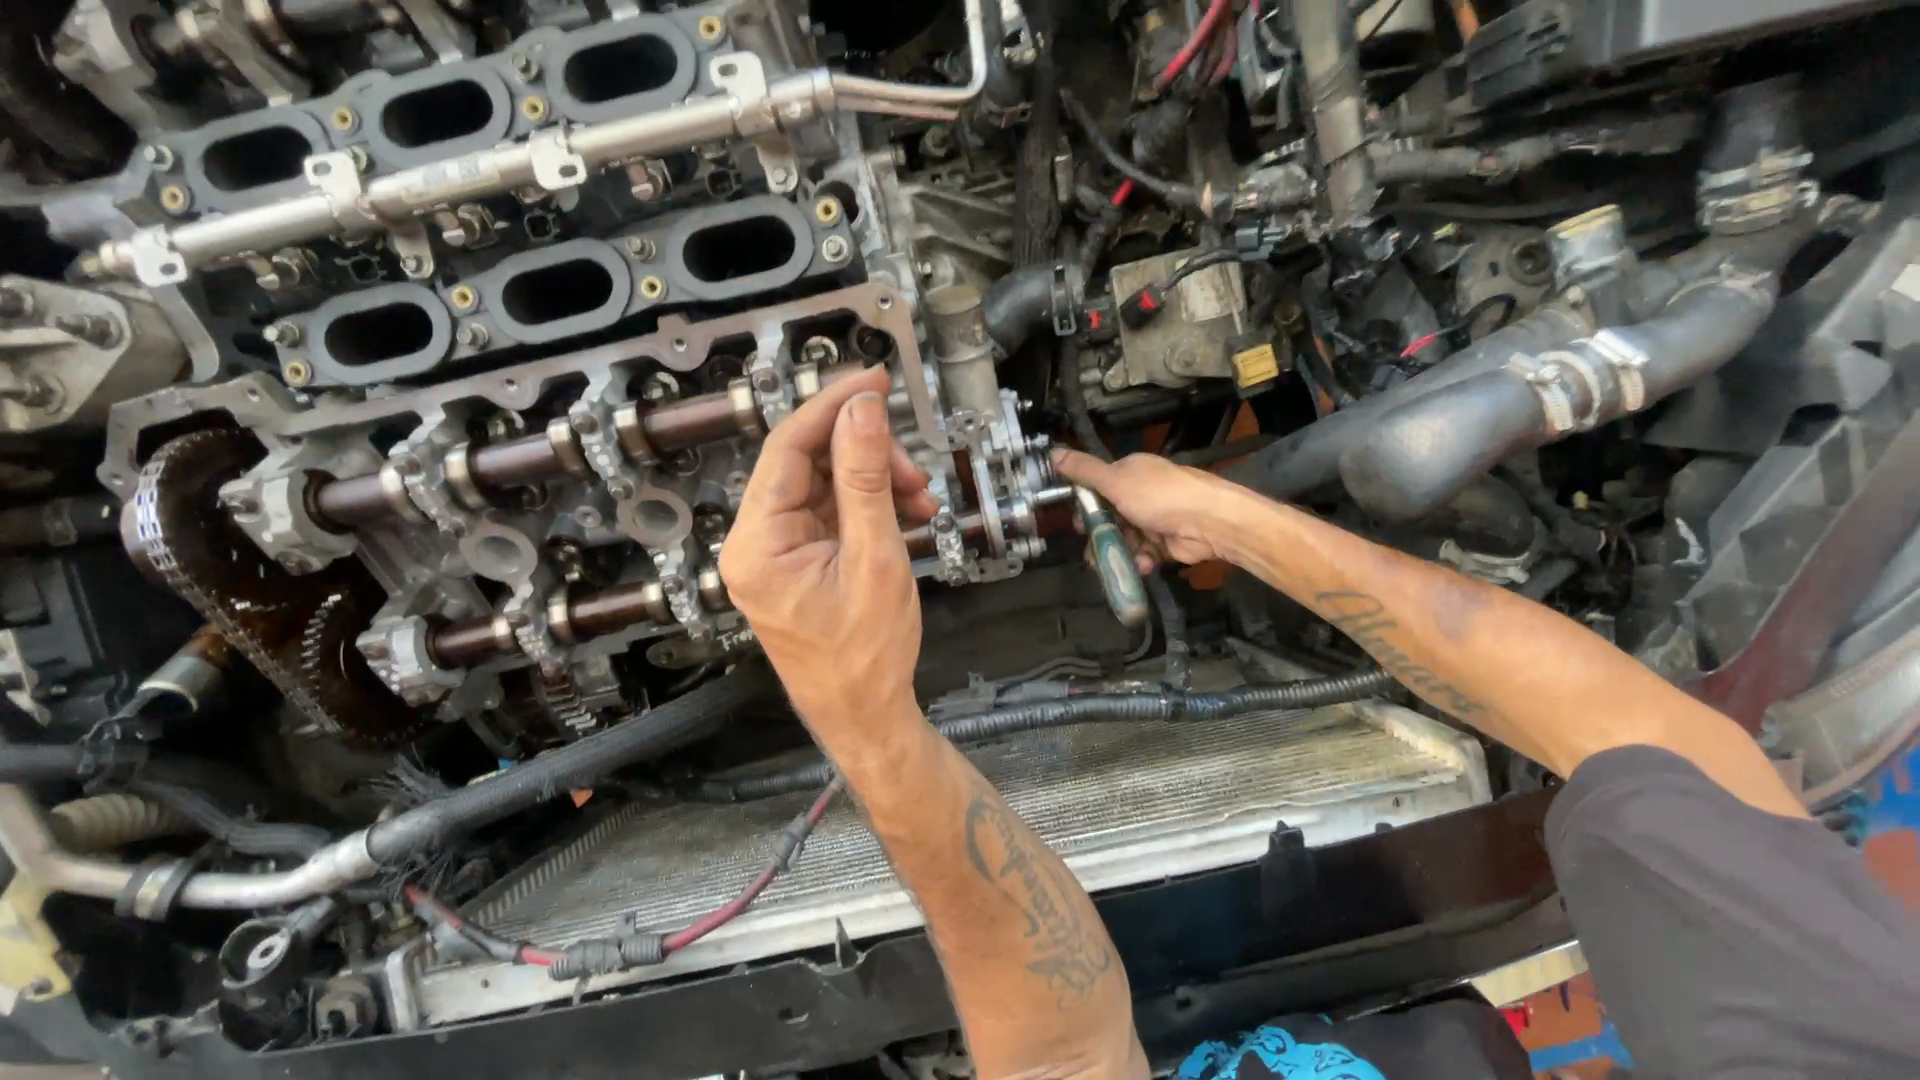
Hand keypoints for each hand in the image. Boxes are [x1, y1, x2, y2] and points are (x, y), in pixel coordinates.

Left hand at [720, 367, 940, 727]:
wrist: (865, 715)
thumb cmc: (868, 653)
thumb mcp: (875, 558)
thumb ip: (865, 479)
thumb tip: (864, 409)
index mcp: (757, 543)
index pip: (787, 449)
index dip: (832, 407)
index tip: (875, 380)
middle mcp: (756, 542)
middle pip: (807, 464)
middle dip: (866, 455)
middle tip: (915, 468)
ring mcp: (777, 553)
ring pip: (825, 486)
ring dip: (875, 481)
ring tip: (922, 497)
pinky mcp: (800, 562)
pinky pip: (833, 514)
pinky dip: (871, 506)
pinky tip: (908, 512)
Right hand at [1050, 449, 1243, 567]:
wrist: (1209, 522)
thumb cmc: (1160, 496)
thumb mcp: (1115, 480)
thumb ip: (1083, 471)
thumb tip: (1053, 452)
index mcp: (1129, 473)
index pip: (1096, 488)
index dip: (1085, 507)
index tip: (1079, 522)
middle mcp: (1140, 494)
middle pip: (1107, 518)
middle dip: (1101, 535)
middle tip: (1097, 547)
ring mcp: (1153, 519)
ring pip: (1123, 540)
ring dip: (1121, 552)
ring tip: (1123, 559)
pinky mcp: (1163, 544)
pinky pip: (1141, 554)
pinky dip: (1140, 560)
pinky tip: (1144, 563)